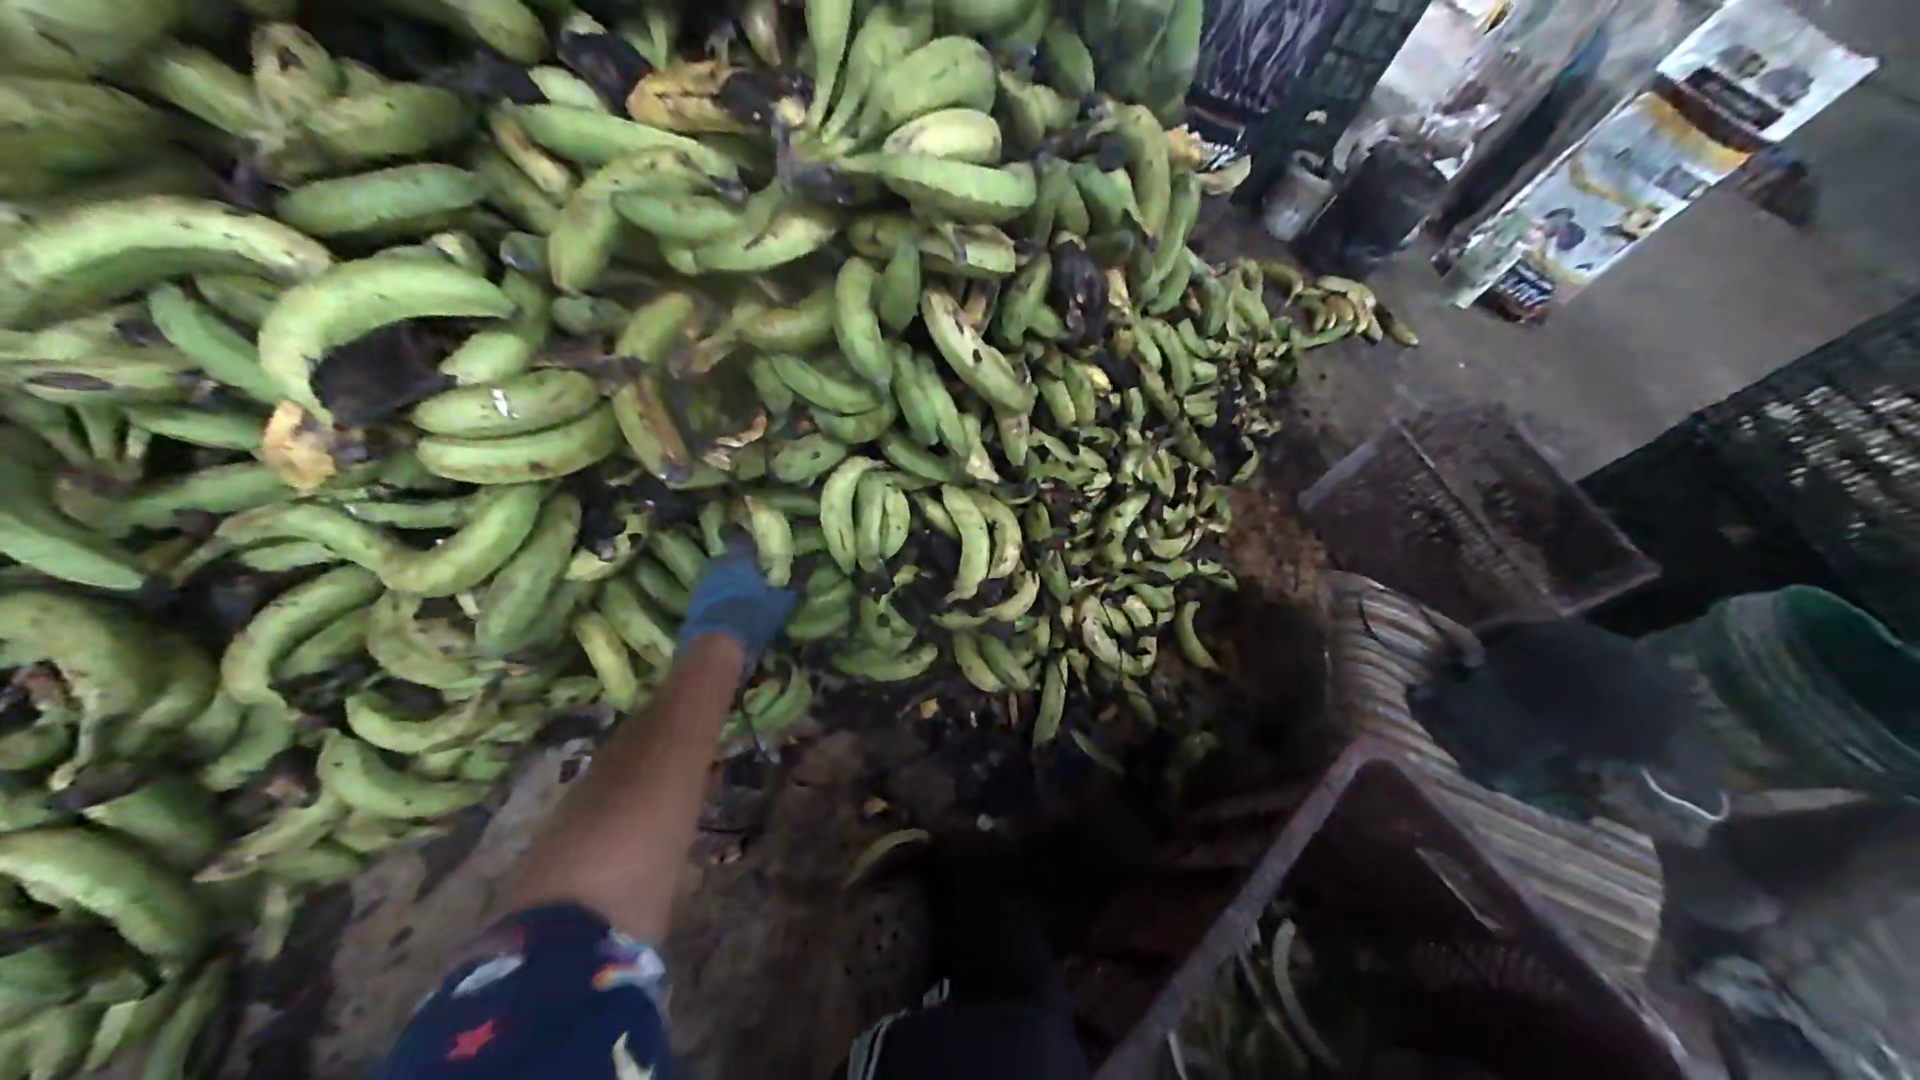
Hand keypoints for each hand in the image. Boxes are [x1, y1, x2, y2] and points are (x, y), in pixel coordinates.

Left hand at [677, 537, 795, 666]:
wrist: (716, 646)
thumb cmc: (754, 616)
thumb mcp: (783, 601)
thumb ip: (798, 580)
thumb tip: (815, 558)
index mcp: (740, 559)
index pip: (740, 537)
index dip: (746, 535)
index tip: (752, 537)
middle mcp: (718, 566)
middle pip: (727, 557)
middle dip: (738, 562)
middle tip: (751, 569)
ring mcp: (702, 584)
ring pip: (717, 575)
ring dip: (727, 580)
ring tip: (740, 590)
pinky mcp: (692, 604)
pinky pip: (708, 594)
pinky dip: (717, 597)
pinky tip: (727, 608)